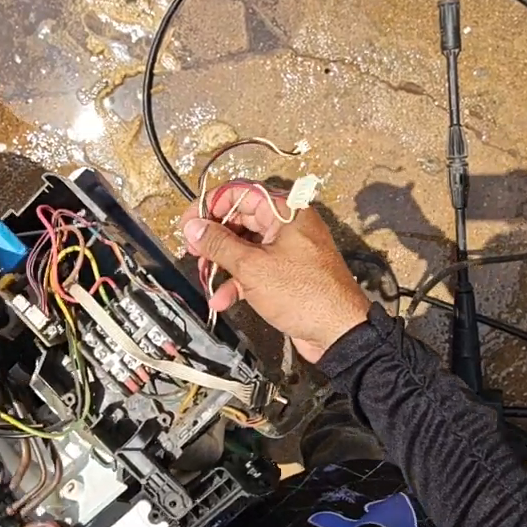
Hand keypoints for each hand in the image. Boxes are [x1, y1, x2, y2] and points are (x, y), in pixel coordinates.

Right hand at [180, 187, 370, 362]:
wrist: (337, 332)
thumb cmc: (306, 295)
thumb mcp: (253, 267)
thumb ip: (219, 244)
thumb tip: (194, 227)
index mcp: (286, 211)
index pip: (240, 193)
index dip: (210, 206)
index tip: (189, 223)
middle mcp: (288, 226)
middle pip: (240, 220)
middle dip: (214, 237)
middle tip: (193, 251)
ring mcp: (288, 250)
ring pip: (245, 247)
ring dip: (222, 262)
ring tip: (205, 276)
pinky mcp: (286, 274)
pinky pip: (255, 269)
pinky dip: (237, 282)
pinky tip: (223, 299)